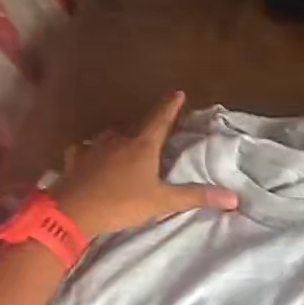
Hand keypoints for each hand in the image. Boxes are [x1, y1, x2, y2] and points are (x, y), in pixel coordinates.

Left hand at [49, 91, 237, 239]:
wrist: (70, 211)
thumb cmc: (120, 202)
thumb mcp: (161, 202)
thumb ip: (194, 196)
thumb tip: (233, 197)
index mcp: (142, 145)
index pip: (160, 118)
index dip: (170, 105)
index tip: (178, 92)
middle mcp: (118, 140)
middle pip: (136, 127)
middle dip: (147, 126)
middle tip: (155, 131)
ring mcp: (94, 148)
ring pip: (111, 136)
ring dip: (120, 139)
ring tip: (126, 145)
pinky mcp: (75, 160)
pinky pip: (86, 150)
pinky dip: (92, 152)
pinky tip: (90, 157)